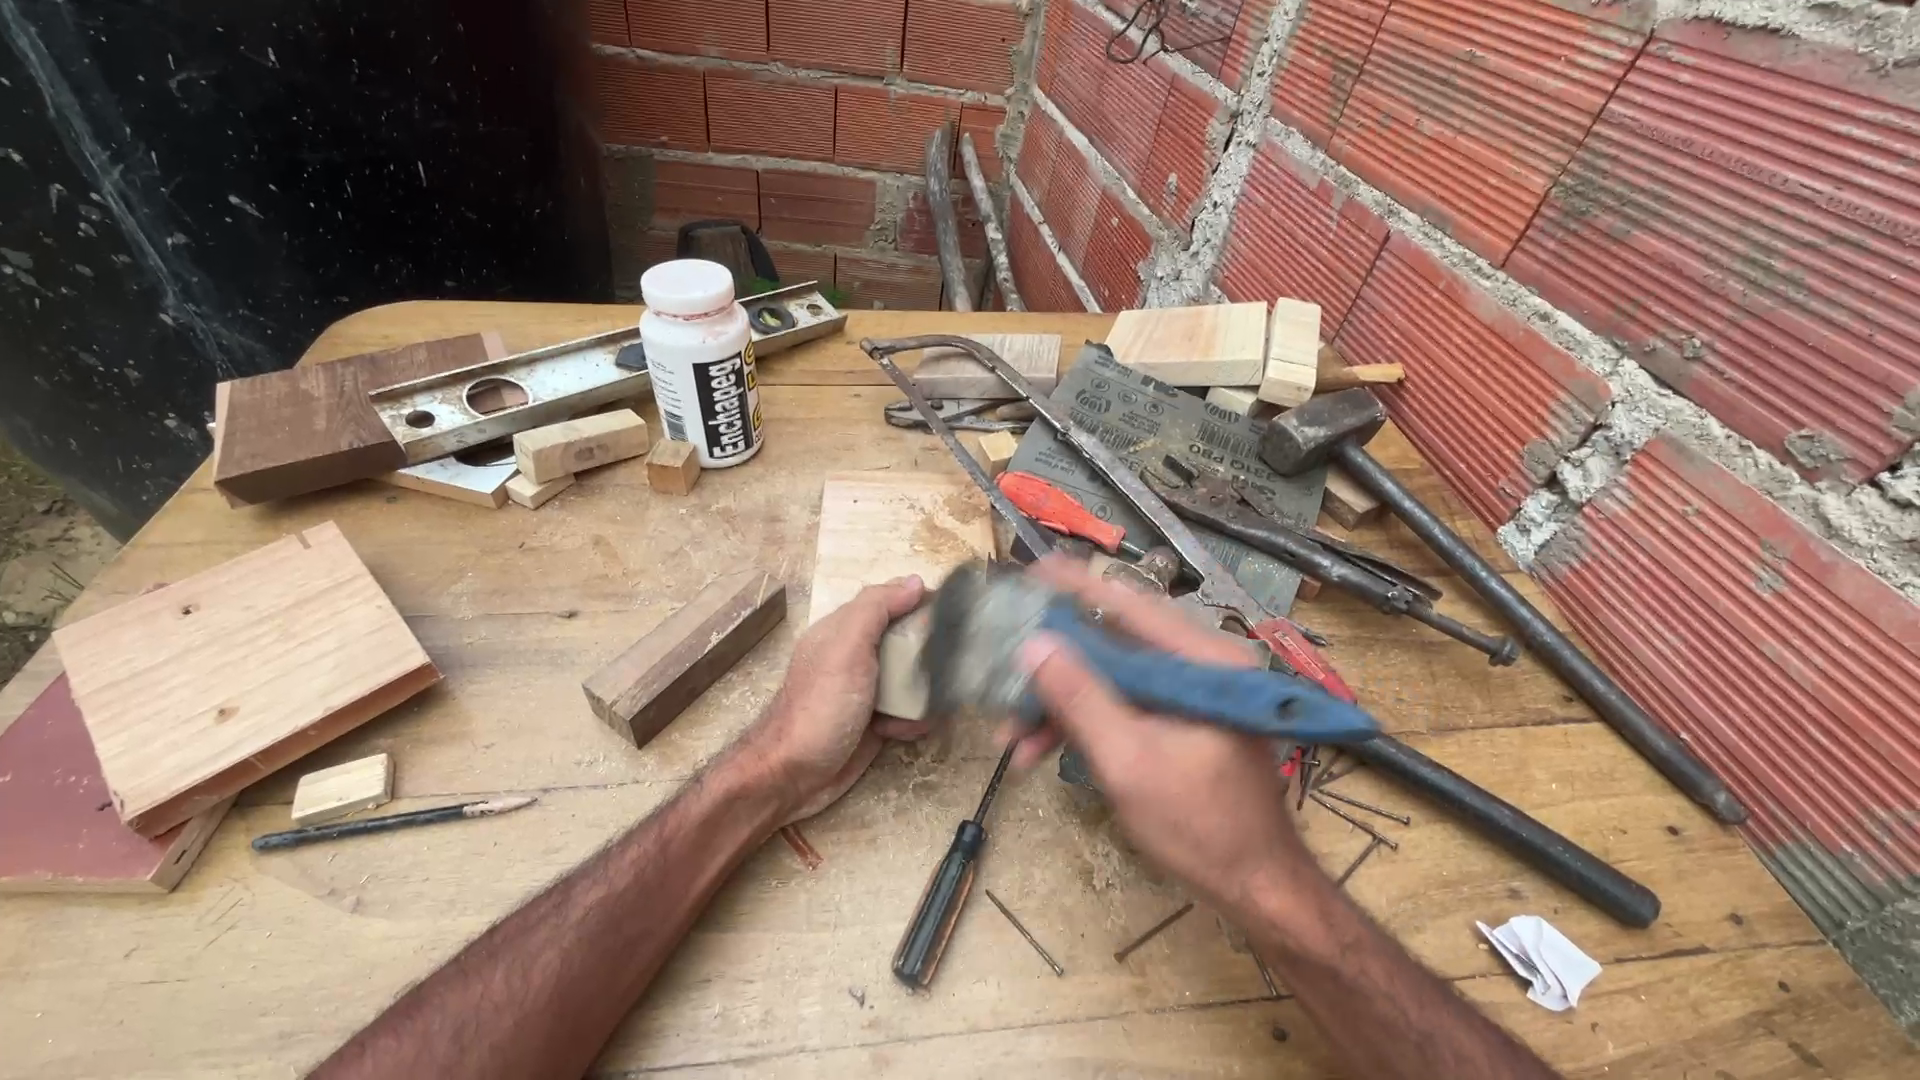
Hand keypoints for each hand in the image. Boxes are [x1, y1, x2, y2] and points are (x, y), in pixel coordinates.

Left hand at [735, 576, 929, 825]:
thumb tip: (916, 581)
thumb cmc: (820, 707)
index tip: (952, 614)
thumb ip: (877, 609)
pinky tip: (905, 731)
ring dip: (925, 692)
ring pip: (912, 678)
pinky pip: (907, 711)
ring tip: (926, 705)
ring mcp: (866, 691)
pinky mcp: (876, 723)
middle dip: (929, 653)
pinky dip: (913, 720)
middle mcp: (856, 655)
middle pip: (907, 640)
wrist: (793, 777)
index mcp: (845, 629)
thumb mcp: (846, 647)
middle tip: (948, 665)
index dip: (921, 604)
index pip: (891, 601)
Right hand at [1004, 557, 1317, 908]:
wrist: (1257, 887)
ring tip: (1011, 738)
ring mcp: (1189, 693)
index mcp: (1202, 660)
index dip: (1075, 587)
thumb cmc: (1201, 827)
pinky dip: (1082, 722)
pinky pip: (1121, 703)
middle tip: (1003, 669)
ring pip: (1109, 677)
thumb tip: (1033, 645)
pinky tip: (1040, 750)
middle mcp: (1199, 664)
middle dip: (1052, 665)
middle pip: (1112, 641)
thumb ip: (1080, 699)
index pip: (1129, 605)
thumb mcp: (1128, 762)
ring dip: (1059, 703)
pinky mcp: (1179, 718)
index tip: (1028, 573)